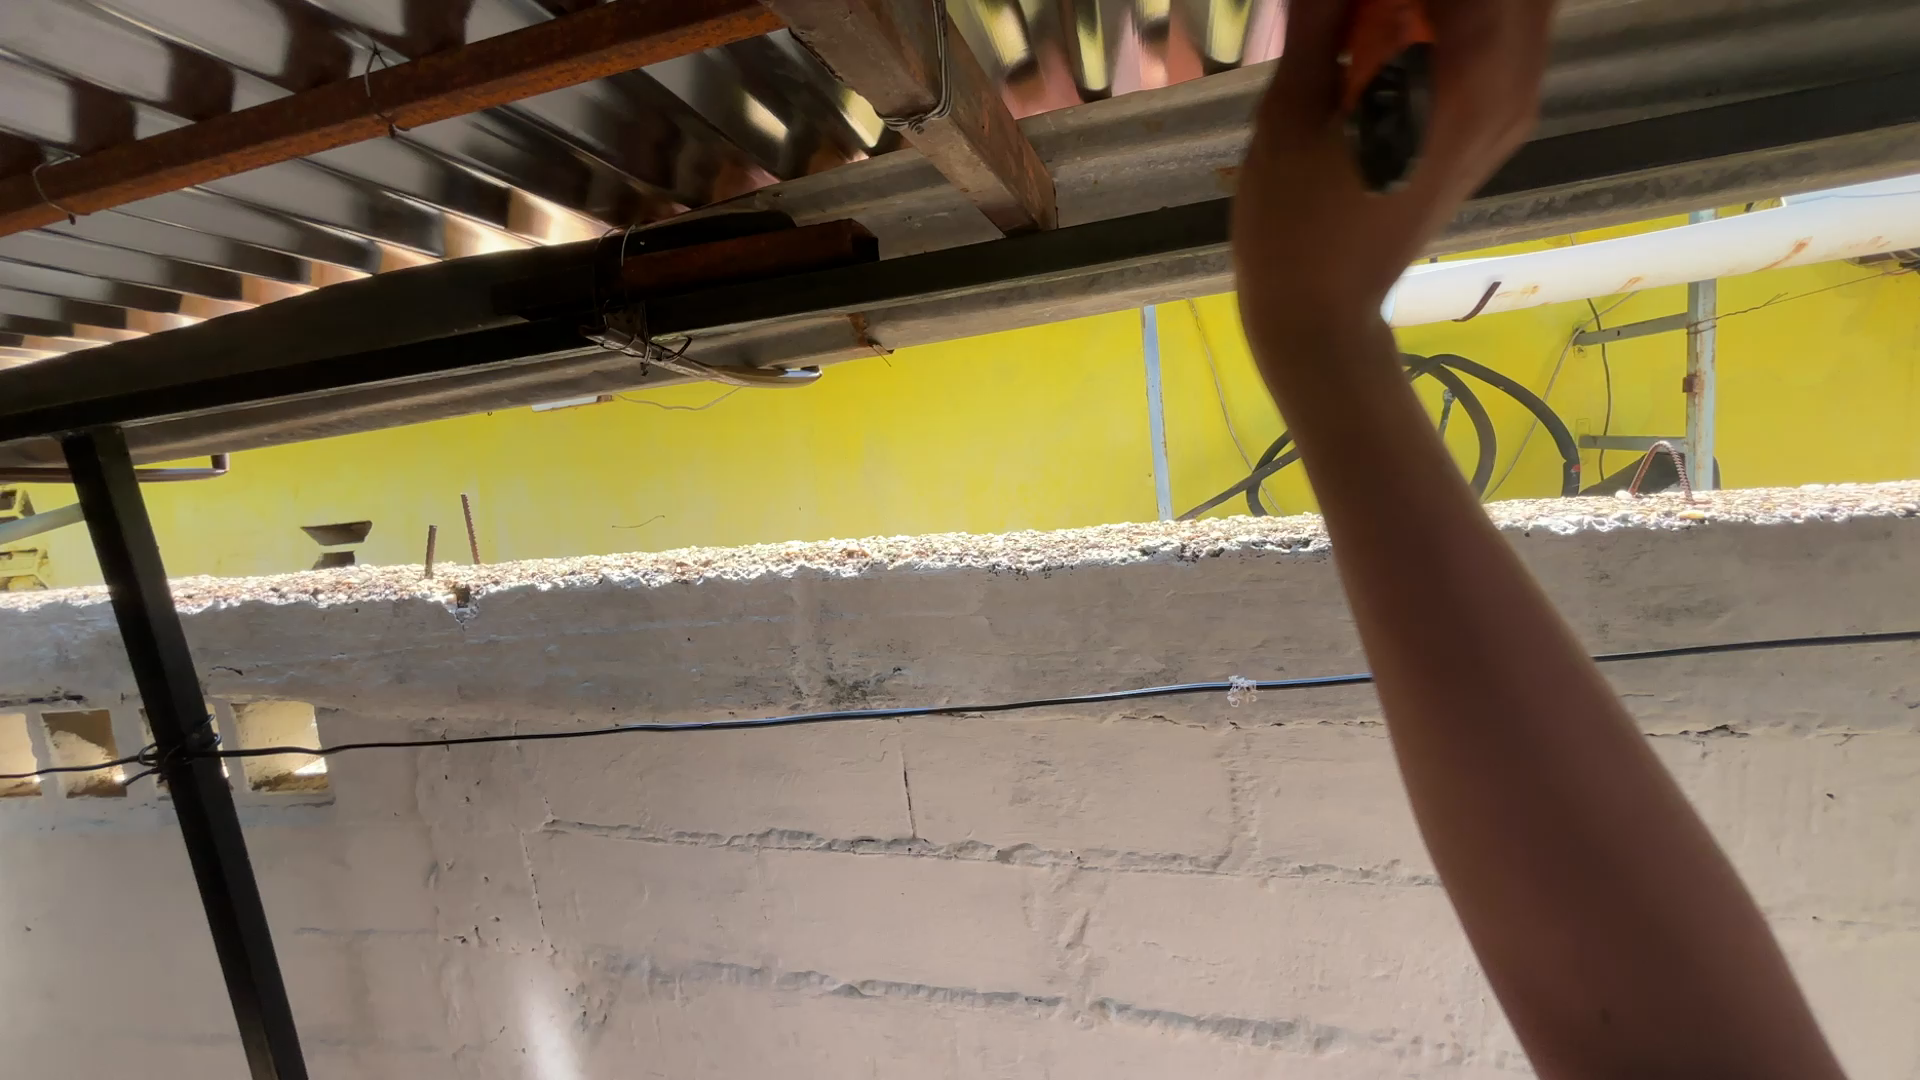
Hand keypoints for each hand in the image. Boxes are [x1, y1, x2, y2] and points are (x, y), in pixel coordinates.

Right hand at [1232, 0, 1555, 350]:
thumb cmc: (1289, 224)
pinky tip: (1409, 45)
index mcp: (1458, 67)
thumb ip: (1320, 21)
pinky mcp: (1505, 125)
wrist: (1319, 310)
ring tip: (1381, 34)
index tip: (1340, 10)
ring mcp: (1517, 102)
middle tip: (1357, 20)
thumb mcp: (1288, 116)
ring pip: (1516, 4)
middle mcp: (1511, 74)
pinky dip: (1469, 22)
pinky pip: (1515, 35)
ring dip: (1447, 9)